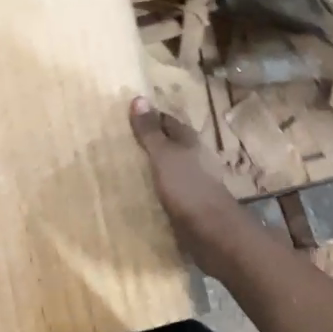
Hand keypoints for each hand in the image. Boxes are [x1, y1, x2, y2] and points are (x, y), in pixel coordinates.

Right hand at [130, 96, 245, 267]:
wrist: (214, 234)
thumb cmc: (188, 187)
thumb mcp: (164, 155)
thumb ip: (150, 131)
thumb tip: (138, 97)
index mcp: (189, 141)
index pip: (165, 120)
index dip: (148, 117)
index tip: (124, 117)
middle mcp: (193, 158)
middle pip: (168, 144)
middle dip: (148, 144)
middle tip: (119, 144)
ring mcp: (193, 183)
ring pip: (168, 169)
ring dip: (151, 169)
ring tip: (124, 169)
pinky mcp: (190, 206)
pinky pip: (168, 192)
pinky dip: (156, 191)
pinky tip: (140, 195)